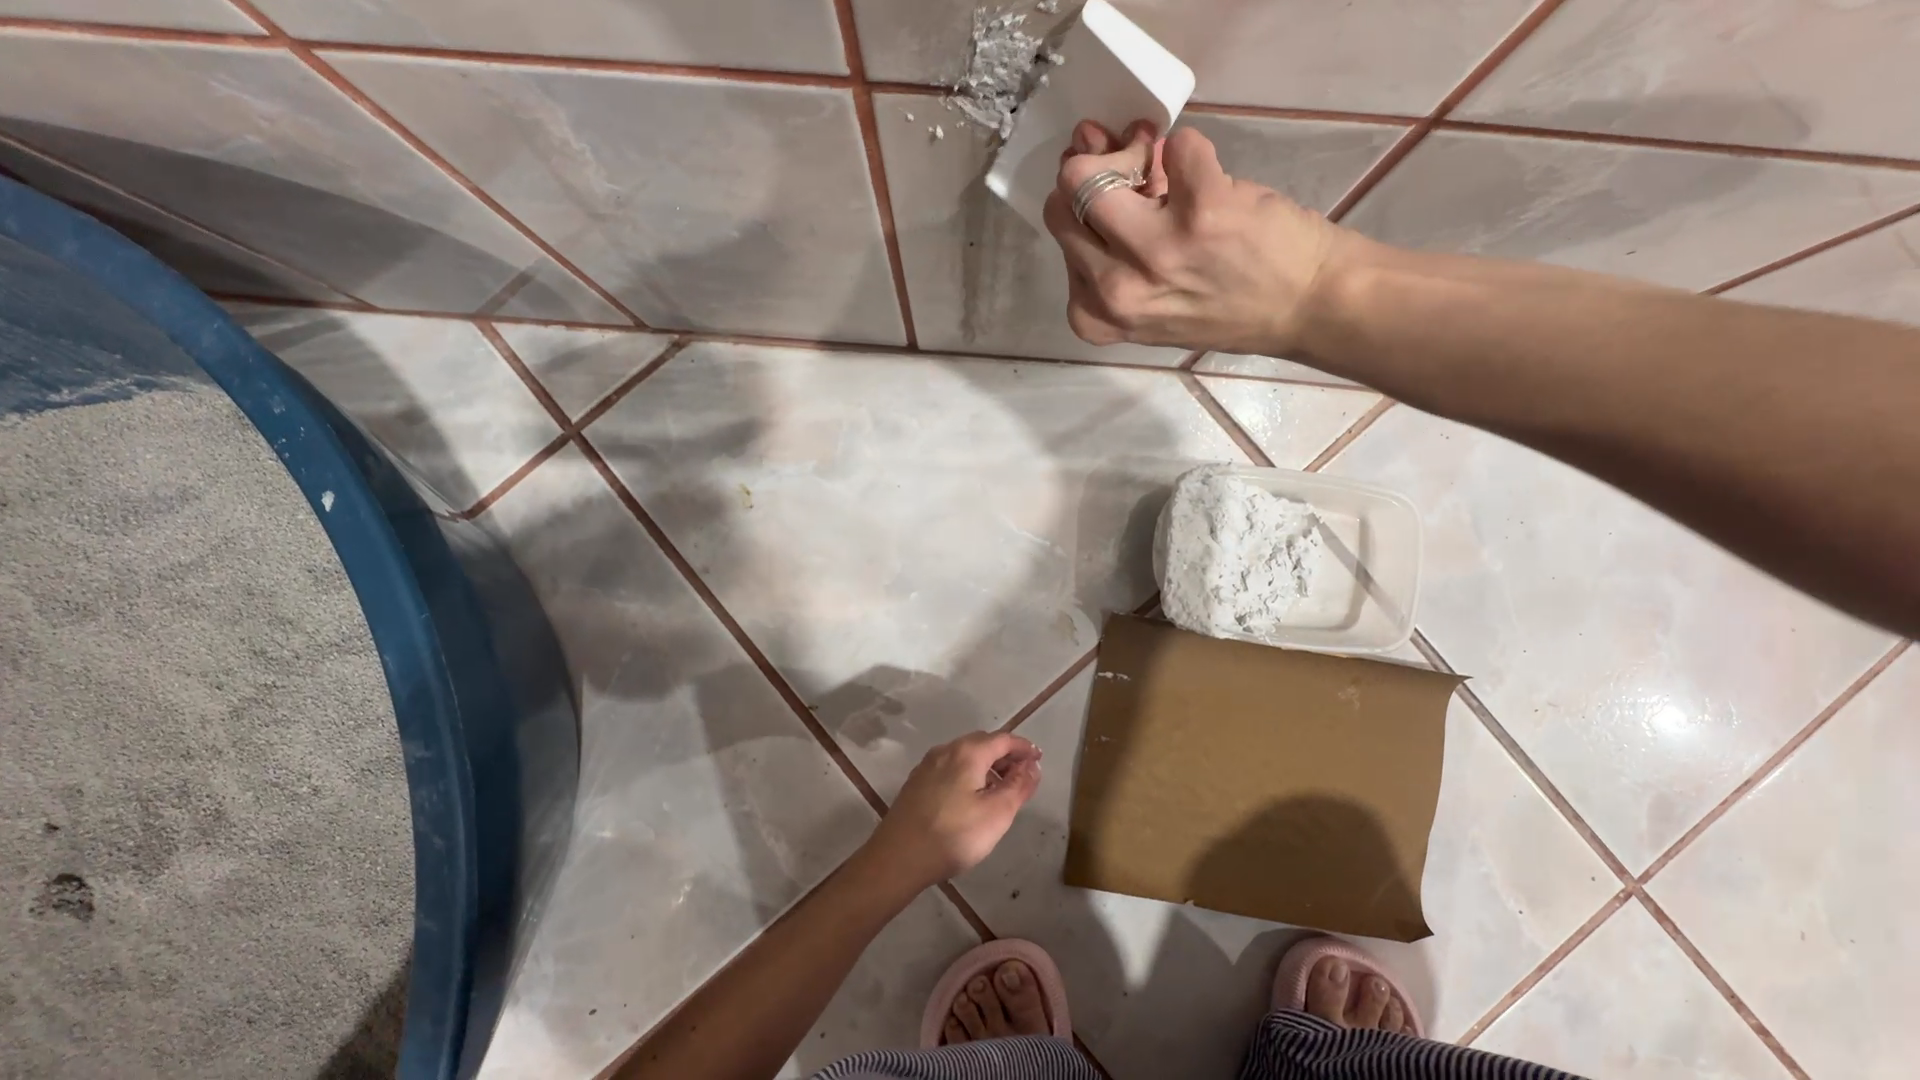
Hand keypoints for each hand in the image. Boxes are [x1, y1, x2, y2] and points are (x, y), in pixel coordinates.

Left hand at [863, 732, 1042, 888]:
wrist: (898, 857)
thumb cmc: (954, 835)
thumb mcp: (997, 813)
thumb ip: (1018, 786)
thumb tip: (1033, 766)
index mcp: (967, 752)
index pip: (1003, 739)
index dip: (1024, 747)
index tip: (1039, 759)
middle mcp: (945, 751)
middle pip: (982, 743)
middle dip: (1006, 755)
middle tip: (1023, 776)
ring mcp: (927, 767)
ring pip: (965, 756)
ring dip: (987, 766)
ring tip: (1001, 790)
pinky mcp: (916, 784)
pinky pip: (950, 769)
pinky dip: (969, 774)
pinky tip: (972, 799)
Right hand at [1043, 121, 1363, 355]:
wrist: (1307, 307)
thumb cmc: (1230, 308)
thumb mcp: (1153, 301)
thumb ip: (1116, 252)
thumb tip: (1092, 160)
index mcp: (1101, 313)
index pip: (1060, 240)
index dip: (1082, 208)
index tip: (1114, 200)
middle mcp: (1119, 288)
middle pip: (1062, 203)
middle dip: (1092, 175)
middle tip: (1132, 177)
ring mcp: (1158, 248)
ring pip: (1092, 173)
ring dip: (1125, 154)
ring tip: (1160, 166)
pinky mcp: (1203, 209)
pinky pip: (1176, 147)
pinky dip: (1190, 147)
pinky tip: (1204, 169)